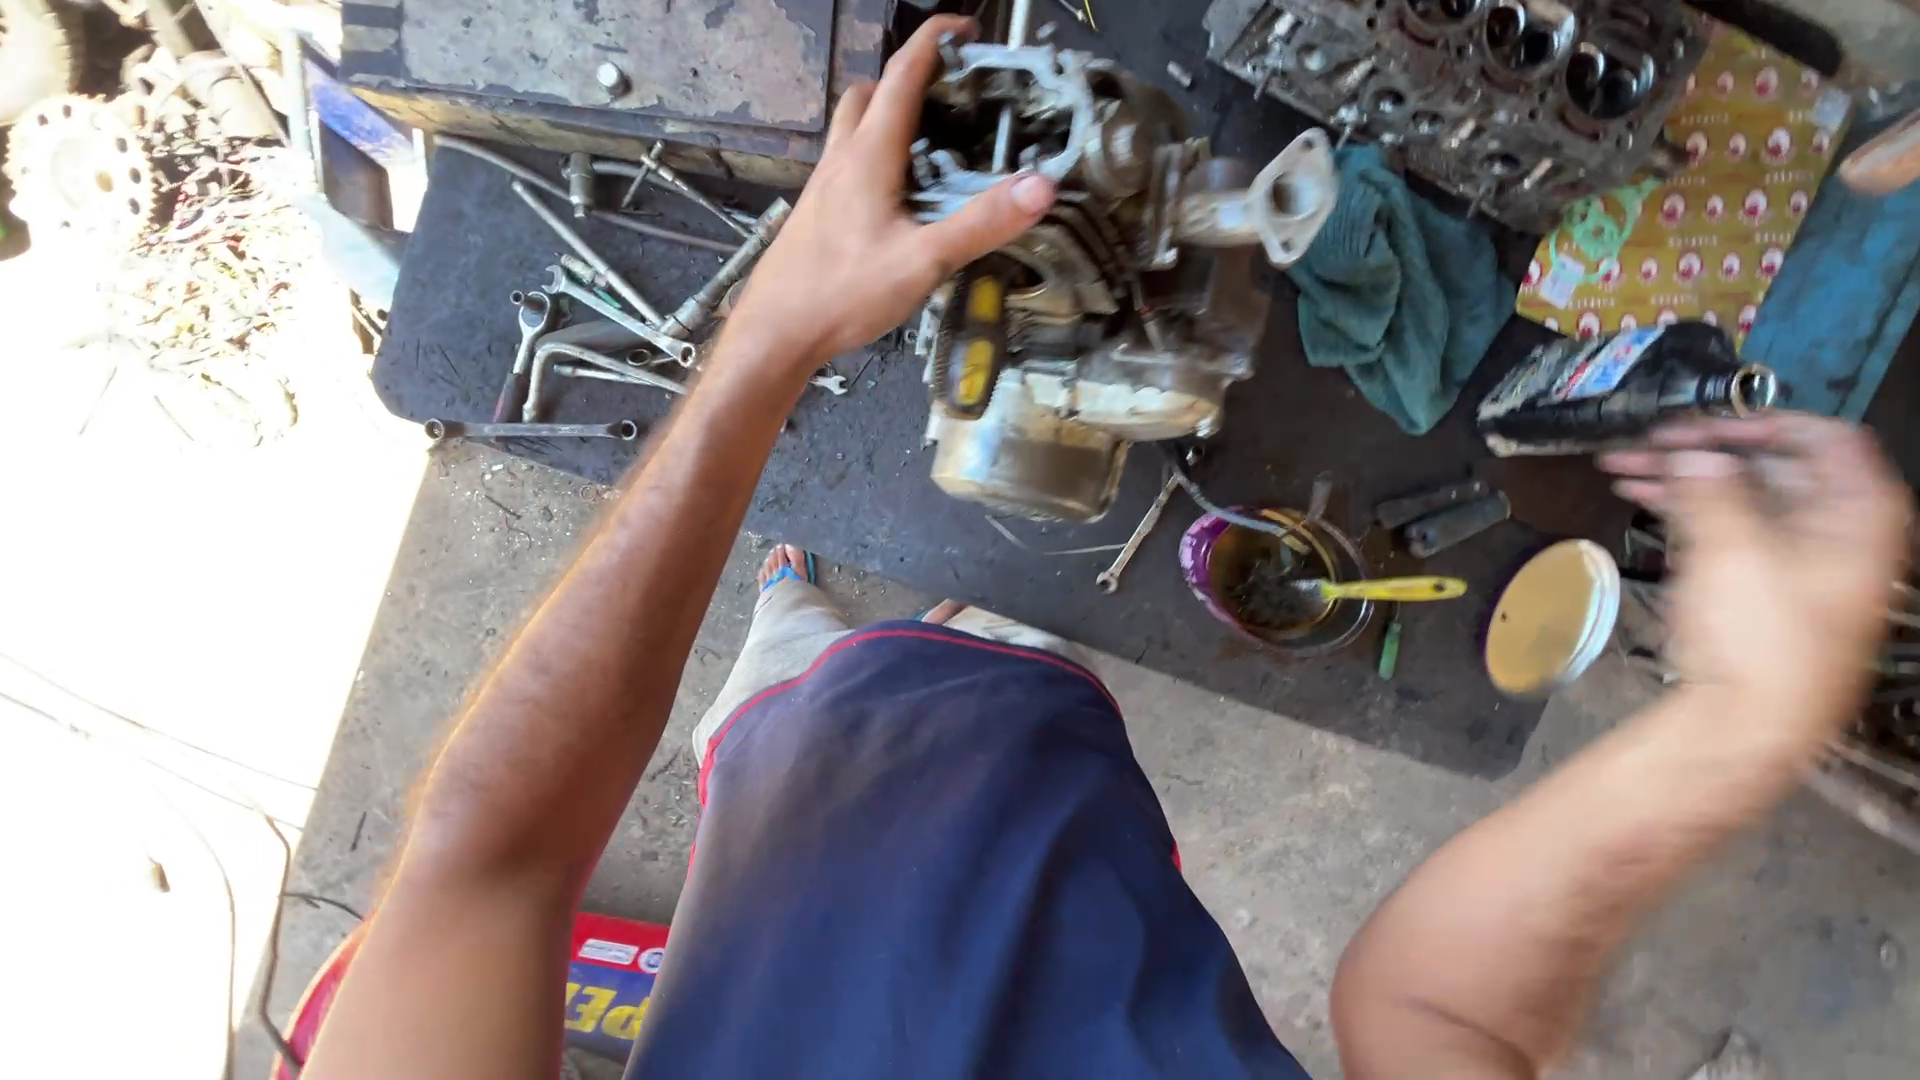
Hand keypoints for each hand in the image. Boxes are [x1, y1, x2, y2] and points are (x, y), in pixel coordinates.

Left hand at [723, 15, 1057, 371]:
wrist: (776, 331)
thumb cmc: (843, 293)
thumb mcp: (922, 261)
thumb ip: (980, 224)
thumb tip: (1040, 186)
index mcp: (869, 155)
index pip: (903, 74)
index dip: (936, 41)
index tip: (967, 31)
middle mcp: (841, 160)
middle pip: (868, 94)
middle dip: (907, 81)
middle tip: (946, 100)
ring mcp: (822, 188)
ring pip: (852, 130)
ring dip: (885, 120)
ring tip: (925, 149)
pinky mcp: (815, 216)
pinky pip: (845, 168)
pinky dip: (871, 161)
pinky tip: (892, 201)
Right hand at [1599, 413, 1912, 743]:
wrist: (1752, 708)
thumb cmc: (1763, 635)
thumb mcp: (1735, 552)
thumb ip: (1710, 493)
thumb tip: (1692, 453)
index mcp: (1853, 511)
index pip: (1820, 438)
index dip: (1758, 422)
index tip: (1698, 423)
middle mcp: (1828, 523)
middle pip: (1767, 464)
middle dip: (1700, 449)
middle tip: (1644, 444)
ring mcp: (1790, 548)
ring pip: (1734, 491)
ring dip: (1678, 475)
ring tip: (1622, 467)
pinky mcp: (1755, 571)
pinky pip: (1719, 519)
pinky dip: (1679, 503)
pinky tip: (1638, 495)